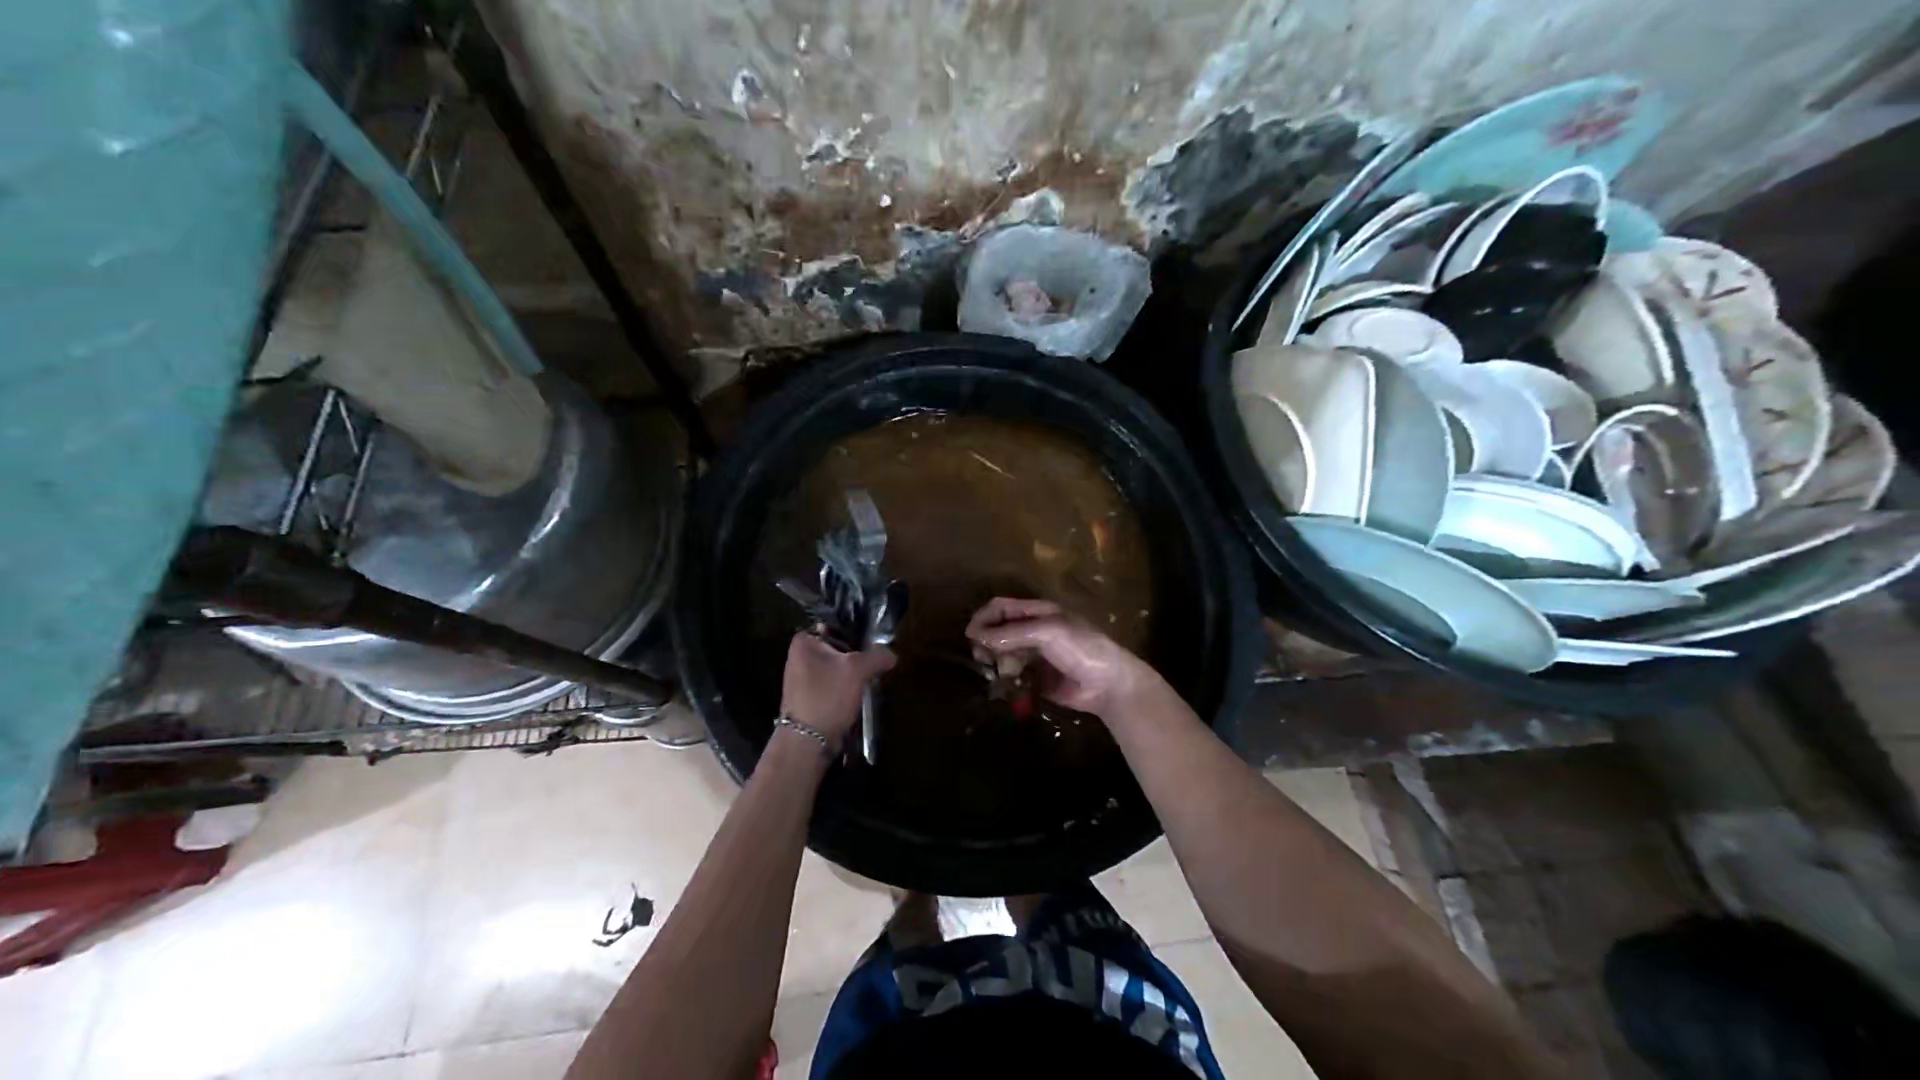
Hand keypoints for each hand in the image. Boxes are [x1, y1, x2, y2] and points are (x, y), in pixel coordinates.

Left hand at [780, 632, 895, 742]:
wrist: (807, 741)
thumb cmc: (828, 697)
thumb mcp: (857, 670)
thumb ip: (877, 655)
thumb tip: (892, 654)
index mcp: (804, 641)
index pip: (837, 625)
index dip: (858, 632)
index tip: (877, 640)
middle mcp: (800, 656)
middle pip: (839, 647)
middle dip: (858, 655)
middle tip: (878, 660)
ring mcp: (803, 677)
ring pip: (838, 667)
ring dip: (853, 673)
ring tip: (873, 677)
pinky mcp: (810, 696)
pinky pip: (834, 684)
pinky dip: (847, 687)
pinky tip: (860, 693)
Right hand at [964, 598, 1161, 719]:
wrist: (1109, 684)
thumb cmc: (1082, 648)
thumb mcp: (1047, 632)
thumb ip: (1011, 633)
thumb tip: (974, 634)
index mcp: (1037, 612)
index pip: (1000, 607)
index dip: (983, 618)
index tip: (970, 635)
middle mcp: (1033, 631)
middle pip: (998, 632)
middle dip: (987, 643)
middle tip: (984, 659)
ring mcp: (1034, 656)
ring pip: (1002, 656)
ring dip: (998, 664)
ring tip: (1006, 674)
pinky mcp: (1036, 679)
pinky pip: (1012, 677)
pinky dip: (1006, 680)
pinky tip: (1010, 686)